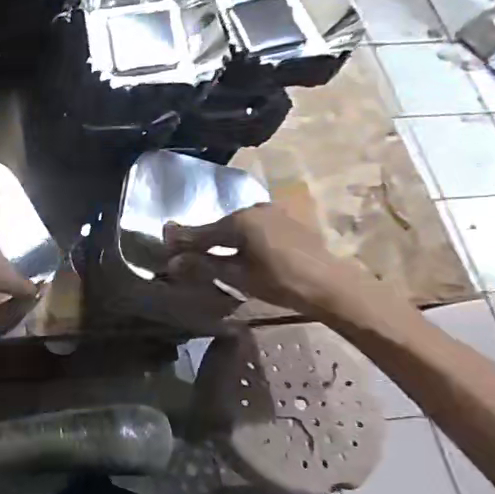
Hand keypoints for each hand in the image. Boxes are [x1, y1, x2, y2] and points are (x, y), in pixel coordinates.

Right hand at [163, 204, 394, 320]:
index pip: (201, 231)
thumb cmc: (280, 281)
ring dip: (224, 238)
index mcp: (239, 220)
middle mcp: (253, 208)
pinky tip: (242, 250)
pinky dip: (243, 237)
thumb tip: (173, 262)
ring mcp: (273, 212)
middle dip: (203, 239)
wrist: (329, 284)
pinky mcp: (287, 220)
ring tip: (214, 254)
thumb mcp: (237, 276)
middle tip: (187, 253)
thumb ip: (203, 265)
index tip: (165, 245)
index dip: (182, 240)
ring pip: (238, 225)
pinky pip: (255, 226)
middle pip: (220, 225)